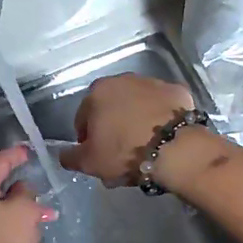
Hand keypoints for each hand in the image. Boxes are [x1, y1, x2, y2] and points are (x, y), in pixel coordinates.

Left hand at [0, 145, 55, 242]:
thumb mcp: (23, 212)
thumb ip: (25, 192)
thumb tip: (21, 189)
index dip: (15, 155)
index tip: (30, 149)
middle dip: (15, 179)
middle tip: (32, 171)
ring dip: (15, 201)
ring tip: (39, 204)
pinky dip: (8, 215)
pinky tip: (26, 221)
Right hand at [58, 74, 198, 186]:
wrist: (174, 149)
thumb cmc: (123, 152)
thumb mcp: (88, 162)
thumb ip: (70, 157)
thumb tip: (64, 154)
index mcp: (97, 93)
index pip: (83, 118)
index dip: (87, 140)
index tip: (96, 156)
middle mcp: (123, 79)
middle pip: (111, 108)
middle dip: (112, 128)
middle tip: (119, 154)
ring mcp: (153, 82)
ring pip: (137, 106)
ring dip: (135, 121)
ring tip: (142, 147)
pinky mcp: (177, 91)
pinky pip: (162, 108)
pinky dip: (159, 119)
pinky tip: (162, 138)